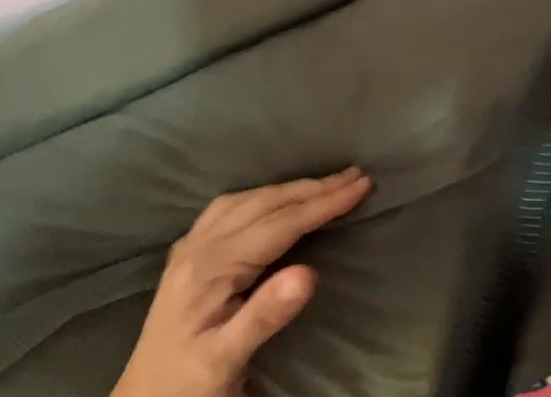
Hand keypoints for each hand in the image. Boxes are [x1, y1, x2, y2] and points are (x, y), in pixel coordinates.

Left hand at [113, 168, 372, 396]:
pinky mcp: (187, 258)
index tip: (363, 185)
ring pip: (247, 200)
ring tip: (327, 183)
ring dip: (291, 188)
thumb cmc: (189, 384)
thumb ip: (265, 316)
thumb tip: (310, 273)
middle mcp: (198, 249)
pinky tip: (273, 199)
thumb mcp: (227, 360)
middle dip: (315, 187)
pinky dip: (262, 195)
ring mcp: (189, 251)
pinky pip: (230, 209)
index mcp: (211, 269)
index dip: (324, 203)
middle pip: (265, 204)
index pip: (280, 223)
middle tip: (357, 175)